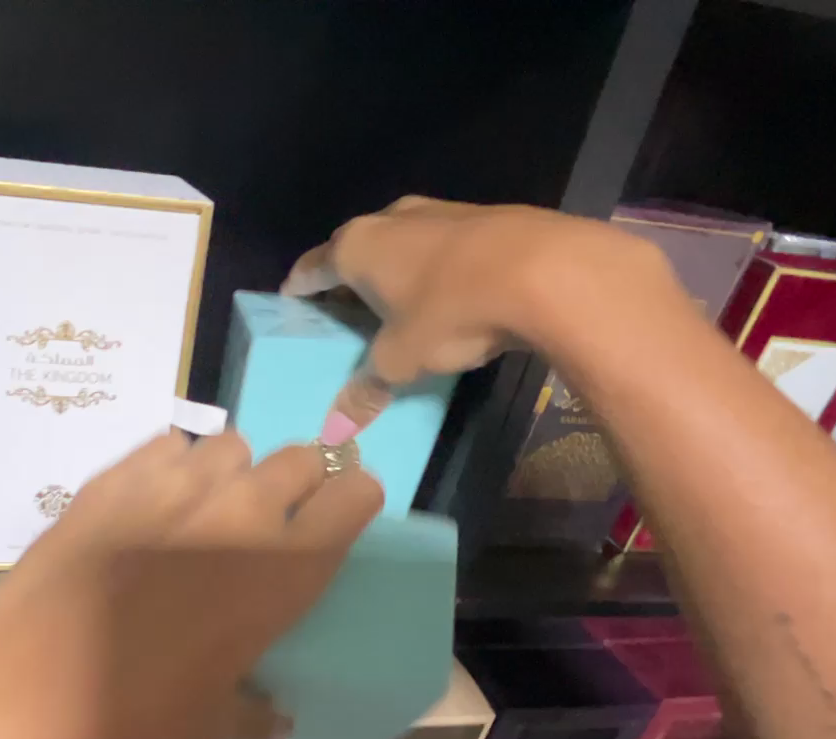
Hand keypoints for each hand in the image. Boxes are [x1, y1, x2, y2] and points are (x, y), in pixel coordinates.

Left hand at [0, 434, 382, 738]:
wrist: (24, 683)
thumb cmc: (130, 715)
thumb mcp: (208, 725)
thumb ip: (255, 713)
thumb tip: (277, 718)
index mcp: (283, 571)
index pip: (355, 496)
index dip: (351, 502)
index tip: (333, 522)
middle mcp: (242, 513)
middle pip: (303, 456)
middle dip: (299, 480)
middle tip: (269, 519)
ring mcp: (176, 484)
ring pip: (233, 443)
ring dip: (232, 470)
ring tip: (203, 509)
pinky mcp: (116, 474)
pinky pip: (168, 444)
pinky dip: (172, 465)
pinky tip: (149, 503)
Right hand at [281, 198, 683, 383]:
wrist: (545, 272)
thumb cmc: (449, 312)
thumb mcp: (399, 361)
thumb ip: (365, 389)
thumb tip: (336, 429)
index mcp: (355, 247)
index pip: (311, 268)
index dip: (297, 290)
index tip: (290, 306)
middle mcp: (389, 219)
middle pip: (352, 251)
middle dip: (344, 281)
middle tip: (341, 314)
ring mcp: (437, 211)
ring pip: (397, 244)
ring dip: (389, 272)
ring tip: (391, 306)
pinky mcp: (480, 215)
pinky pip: (436, 245)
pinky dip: (428, 268)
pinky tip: (441, 295)